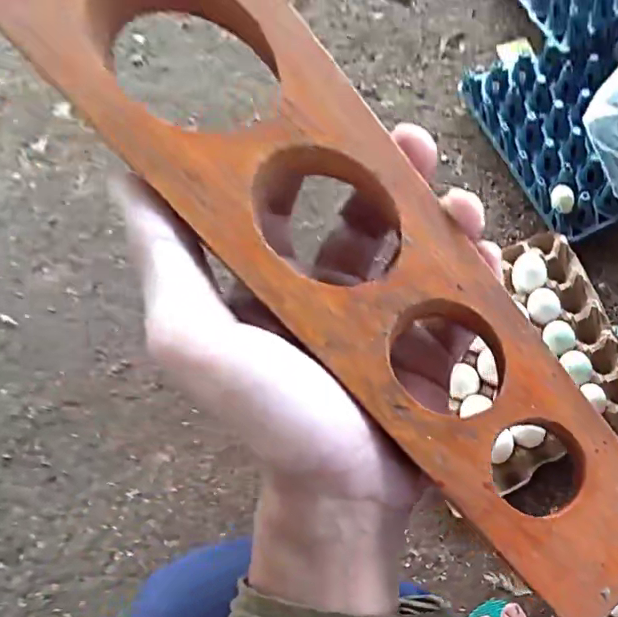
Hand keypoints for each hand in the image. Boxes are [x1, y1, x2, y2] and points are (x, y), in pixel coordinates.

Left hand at [111, 124, 502, 612]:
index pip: (291, 204)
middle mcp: (333, 301)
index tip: (331, 119)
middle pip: (367, 222)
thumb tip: (128, 166)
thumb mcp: (193, 340)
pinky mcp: (433, 361)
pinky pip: (458, 309)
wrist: (346, 497)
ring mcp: (389, 330)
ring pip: (420, 259)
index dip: (310, 155)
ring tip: (465, 207)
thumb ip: (166, 258)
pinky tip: (489, 258)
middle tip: (420, 148)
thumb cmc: (272, 421)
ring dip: (444, 224)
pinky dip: (476, 280)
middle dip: (394, 180)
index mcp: (275, 287)